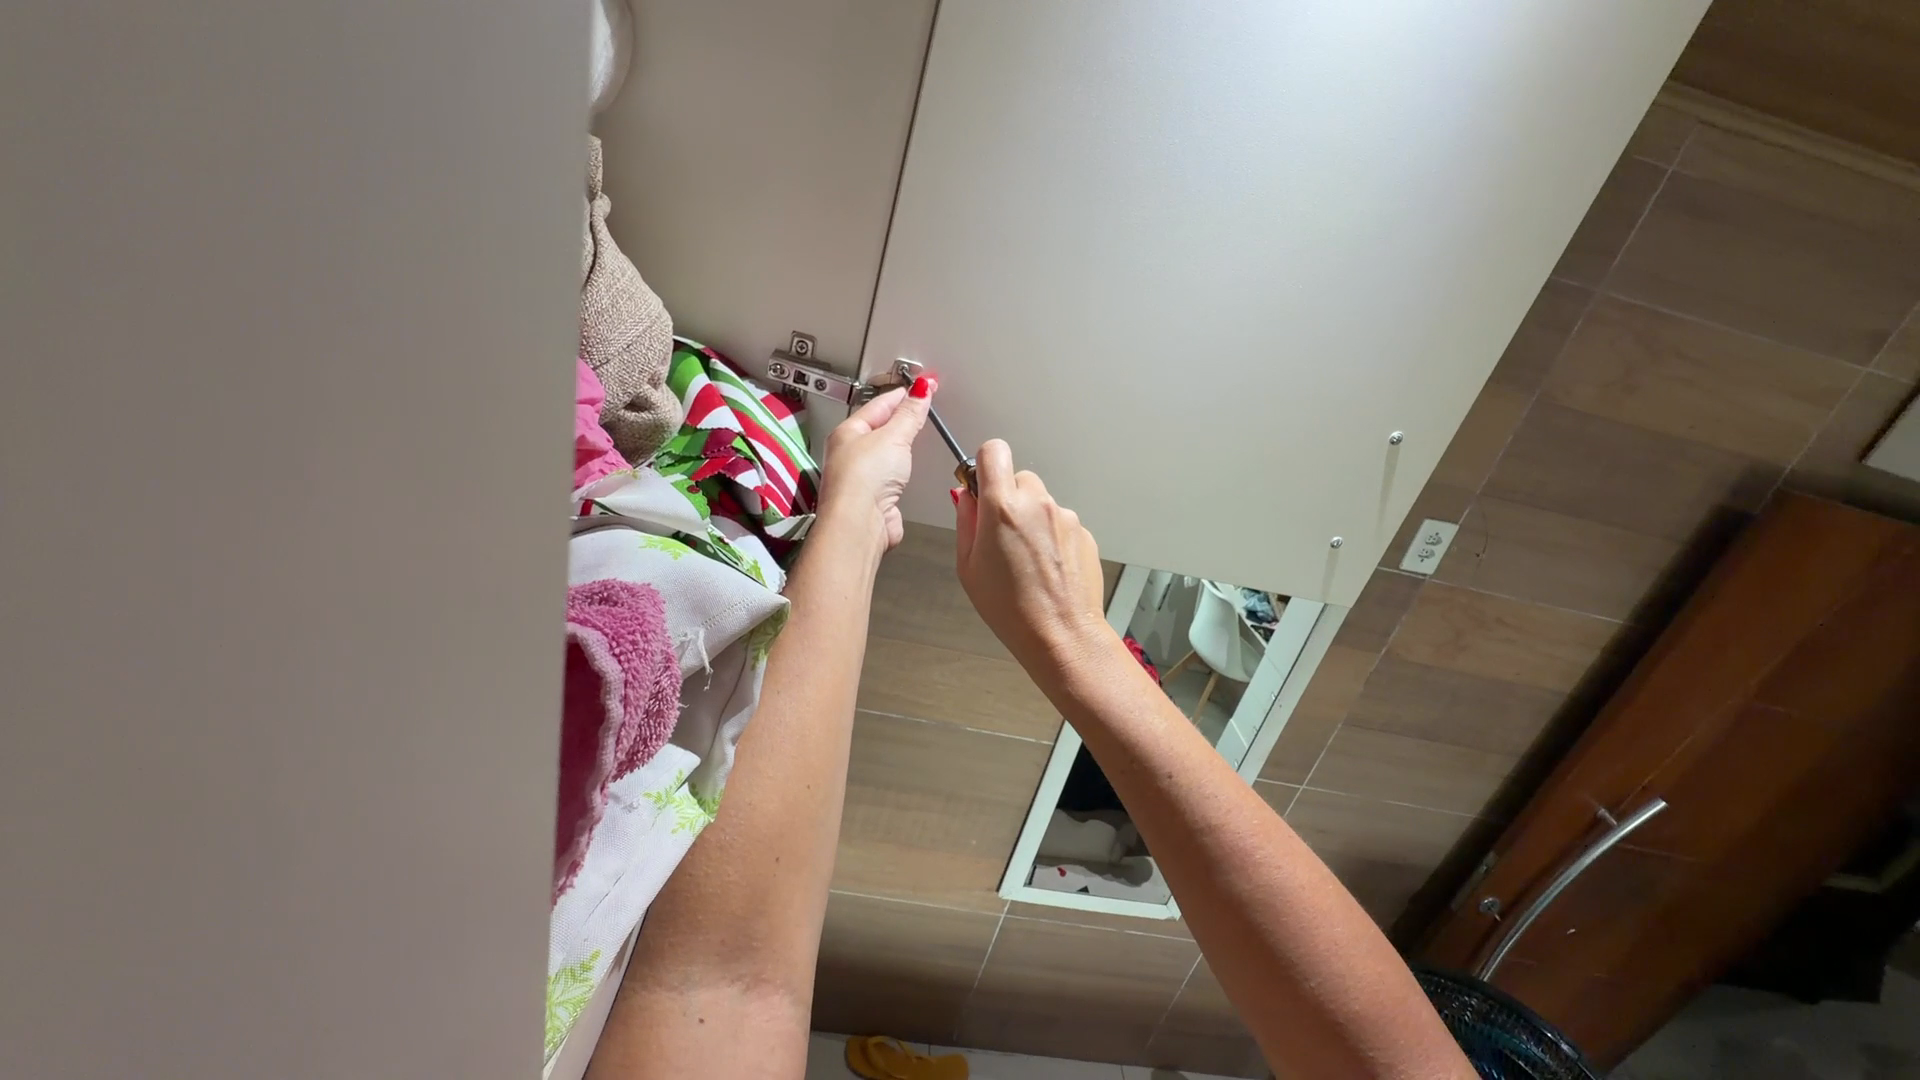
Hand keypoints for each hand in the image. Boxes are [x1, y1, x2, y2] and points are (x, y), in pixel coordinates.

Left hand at [817, 376, 934, 551]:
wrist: (860, 524)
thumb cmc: (863, 480)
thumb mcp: (893, 437)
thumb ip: (910, 414)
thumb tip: (920, 390)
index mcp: (847, 432)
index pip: (880, 404)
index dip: (904, 393)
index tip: (925, 385)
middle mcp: (850, 454)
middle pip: (881, 427)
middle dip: (902, 417)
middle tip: (923, 404)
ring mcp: (862, 478)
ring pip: (885, 452)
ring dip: (901, 444)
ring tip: (916, 432)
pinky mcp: (875, 498)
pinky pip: (892, 475)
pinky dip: (902, 468)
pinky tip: (908, 468)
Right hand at [953, 440, 1114, 679]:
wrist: (1062, 635)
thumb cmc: (1010, 609)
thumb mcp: (969, 567)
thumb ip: (966, 523)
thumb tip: (967, 498)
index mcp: (1002, 508)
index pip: (994, 451)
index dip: (984, 464)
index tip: (981, 487)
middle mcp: (1037, 504)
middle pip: (1019, 477)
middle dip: (1008, 497)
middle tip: (1001, 534)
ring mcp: (1065, 517)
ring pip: (1041, 502)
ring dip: (1031, 519)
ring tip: (1026, 560)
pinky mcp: (1084, 532)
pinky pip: (1060, 522)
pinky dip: (1051, 537)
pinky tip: (1046, 568)